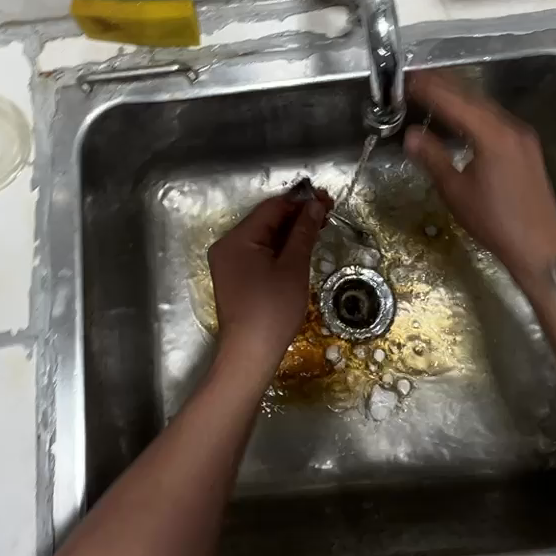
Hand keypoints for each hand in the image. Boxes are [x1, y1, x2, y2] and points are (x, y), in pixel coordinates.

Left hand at [208, 186, 330, 373]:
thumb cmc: (273, 310)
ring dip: (290, 231)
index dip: (299, 202)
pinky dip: (279, 247)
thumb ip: (303, 232)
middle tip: (328, 212)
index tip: (325, 200)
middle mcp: (227, 245)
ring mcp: (229, 261)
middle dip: (296, 215)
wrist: (250, 355)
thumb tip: (314, 205)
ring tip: (319, 226)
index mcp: (237, 239)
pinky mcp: (235, 276)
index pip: (271, 208)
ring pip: (263, 236)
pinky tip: (300, 246)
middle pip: (266, 220)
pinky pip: (258, 252)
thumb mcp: (293, 267)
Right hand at [403, 70, 555, 273]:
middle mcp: (510, 128)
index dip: (429, 89)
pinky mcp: (527, 147)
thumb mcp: (455, 190)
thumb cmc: (494, 221)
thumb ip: (432, 157)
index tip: (408, 79)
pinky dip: (474, 110)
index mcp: (492, 135)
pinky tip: (461, 114)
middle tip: (416, 78)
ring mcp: (522, 136)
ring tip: (434, 90)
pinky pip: (496, 118)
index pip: (454, 102)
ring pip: (486, 106)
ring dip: (459, 96)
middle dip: (444, 86)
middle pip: (472, 98)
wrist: (539, 247)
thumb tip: (411, 135)